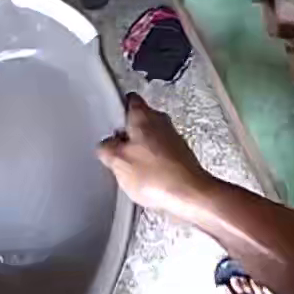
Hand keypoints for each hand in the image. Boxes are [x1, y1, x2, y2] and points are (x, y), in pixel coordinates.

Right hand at [97, 93, 217, 218]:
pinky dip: (151, 163)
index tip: (110, 119)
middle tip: (115, 151)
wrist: (188, 193)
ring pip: (148, 138)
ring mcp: (171, 137)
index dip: (118, 107)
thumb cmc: (157, 174)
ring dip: (139, 151)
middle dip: (126, 135)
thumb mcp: (117, 161)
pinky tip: (146, 179)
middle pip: (138, 120)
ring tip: (131, 170)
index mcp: (144, 115)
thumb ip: (106, 148)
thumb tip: (105, 146)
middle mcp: (160, 121)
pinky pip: (159, 154)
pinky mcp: (178, 154)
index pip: (130, 99)